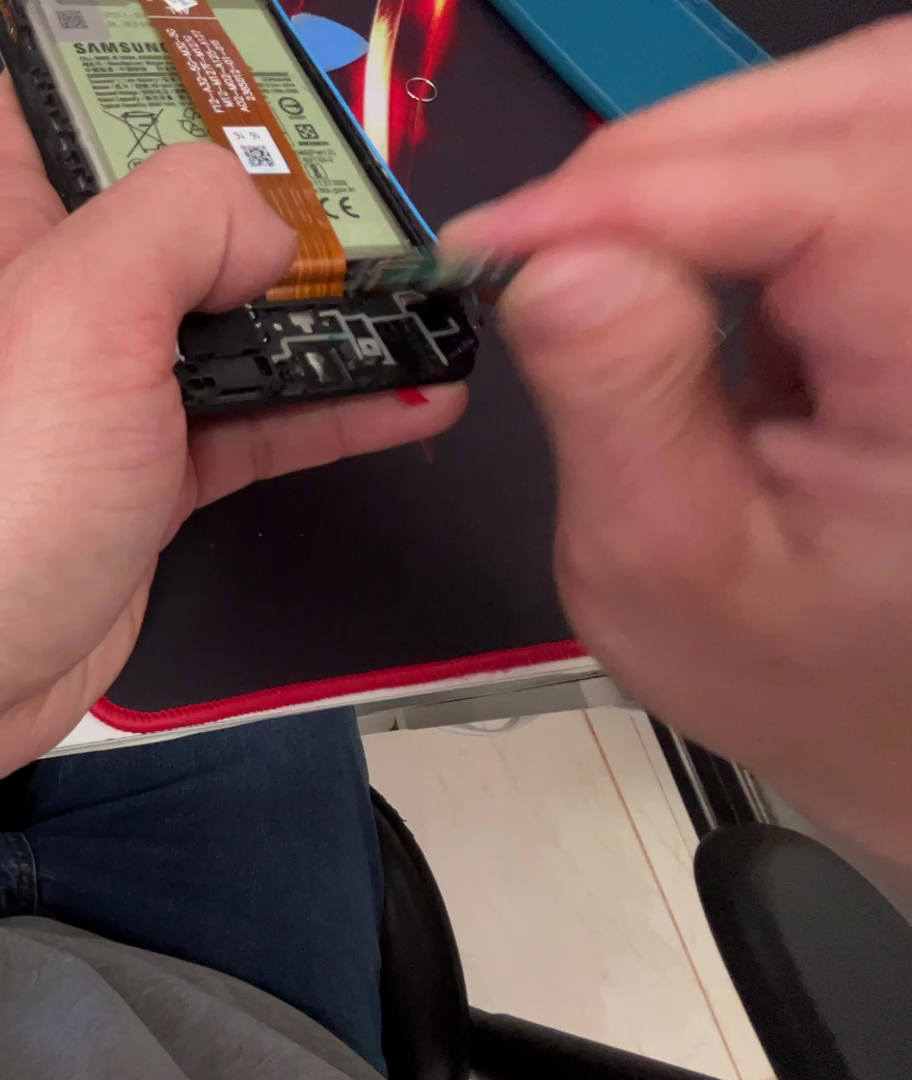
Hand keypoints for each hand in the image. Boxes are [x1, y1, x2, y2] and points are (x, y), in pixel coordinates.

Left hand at [0, 80, 463, 782]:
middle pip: (164, 222)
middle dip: (259, 199)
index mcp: (0, 248)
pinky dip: (323, 408)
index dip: (119, 70)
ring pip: (220, 330)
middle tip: (355, 190)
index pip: (45, 114)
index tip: (213, 56)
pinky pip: (246, 425)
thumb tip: (255, 223)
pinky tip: (402, 394)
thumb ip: (170, 222)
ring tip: (411, 294)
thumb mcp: (71, 315)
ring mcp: (97, 406)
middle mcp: (47, 320)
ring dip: (318, 311)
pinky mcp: (138, 483)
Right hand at [444, 16, 911, 877]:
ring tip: (572, 251)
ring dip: (691, 161)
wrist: (897, 705)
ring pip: (861, 112)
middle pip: (872, 107)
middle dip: (662, 156)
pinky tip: (648, 255)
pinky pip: (847, 165)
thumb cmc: (780, 664)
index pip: (837, 199)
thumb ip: (615, 403)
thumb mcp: (659, 555)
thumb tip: (545, 270)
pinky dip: (723, 187)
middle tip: (523, 243)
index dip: (639, 198)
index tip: (482, 244)